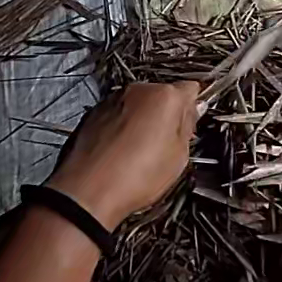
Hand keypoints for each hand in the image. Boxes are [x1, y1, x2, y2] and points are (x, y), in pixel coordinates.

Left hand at [46, 81, 199, 227]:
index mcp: (166, 96)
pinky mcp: (94, 113)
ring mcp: (114, 100)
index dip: (193, 109)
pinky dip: (122, 128)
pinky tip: (123, 154)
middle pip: (163, 96)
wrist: (88, 192)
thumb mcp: (179, 156)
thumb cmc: (132, 176)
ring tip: (142, 155)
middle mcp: (139, 91)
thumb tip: (192, 113)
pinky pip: (118, 115)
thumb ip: (188, 127)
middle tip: (168, 146)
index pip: (190, 89)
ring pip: (139, 105)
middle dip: (167, 116)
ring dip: (143, 122)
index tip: (191, 124)